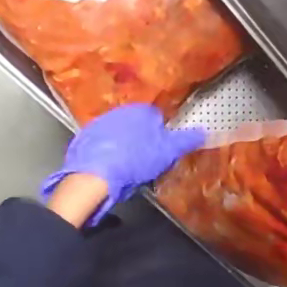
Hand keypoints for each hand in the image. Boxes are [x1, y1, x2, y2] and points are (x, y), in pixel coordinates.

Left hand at [40, 105, 205, 226]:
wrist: (95, 175)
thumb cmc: (136, 161)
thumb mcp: (167, 153)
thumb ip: (185, 141)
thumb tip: (203, 132)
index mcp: (141, 111)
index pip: (157, 117)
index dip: (161, 135)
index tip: (161, 151)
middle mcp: (119, 111)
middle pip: (135, 125)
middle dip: (140, 140)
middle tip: (144, 162)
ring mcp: (99, 124)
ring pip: (117, 134)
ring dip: (122, 146)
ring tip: (125, 168)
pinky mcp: (83, 139)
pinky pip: (100, 145)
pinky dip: (104, 154)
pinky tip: (108, 169)